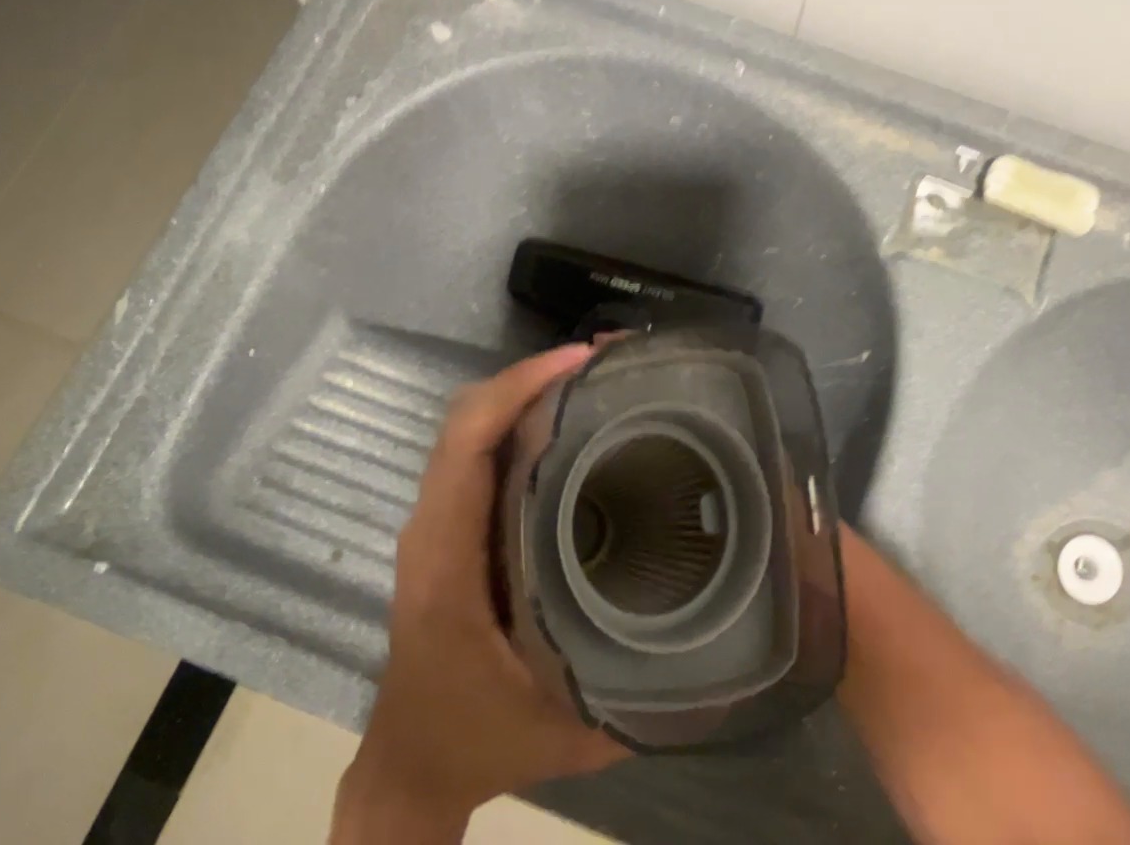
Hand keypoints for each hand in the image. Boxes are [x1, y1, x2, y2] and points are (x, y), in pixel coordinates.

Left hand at [334, 344, 627, 844]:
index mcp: (446, 562)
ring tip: (600, 386)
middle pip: (468, 421)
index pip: (466, 444)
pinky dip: (521, 429)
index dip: (518, 388)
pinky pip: (479, 460)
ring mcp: (439, 529)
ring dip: (527, 398)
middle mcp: (434, 530)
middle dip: (533, 379)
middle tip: (610, 366)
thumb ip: (637, 695)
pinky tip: (576, 435)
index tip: (583, 363)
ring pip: (473, 434)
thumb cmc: (475, 740)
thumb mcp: (564, 724)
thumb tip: (715, 656)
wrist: (414, 765)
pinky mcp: (452, 535)